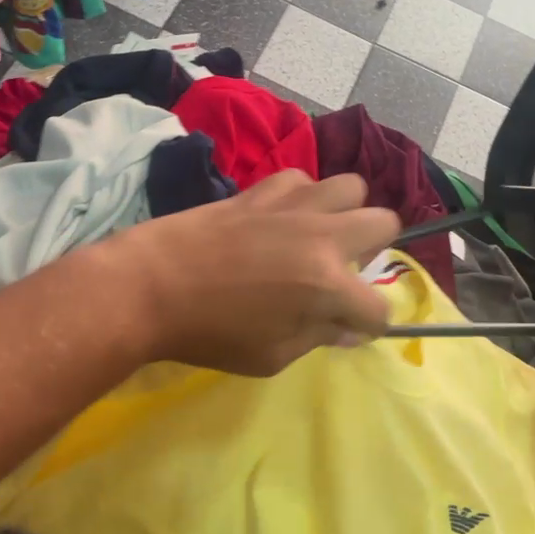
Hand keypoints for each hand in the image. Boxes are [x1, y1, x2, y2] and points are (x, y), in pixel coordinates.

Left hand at [110, 171, 400, 376]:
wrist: (149, 287)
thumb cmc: (208, 333)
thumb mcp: (270, 356)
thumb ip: (317, 337)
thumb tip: (346, 327)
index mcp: (326, 285)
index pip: (378, 306)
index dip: (369, 324)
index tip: (349, 328)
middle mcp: (320, 236)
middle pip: (385, 222)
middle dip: (375, 250)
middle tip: (342, 271)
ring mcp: (292, 205)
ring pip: (350, 186)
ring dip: (344, 212)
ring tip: (318, 235)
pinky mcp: (261, 190)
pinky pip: (301, 177)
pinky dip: (301, 196)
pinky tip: (281, 217)